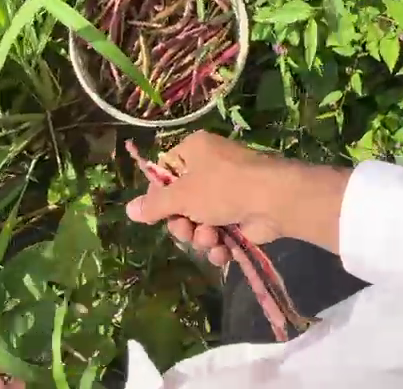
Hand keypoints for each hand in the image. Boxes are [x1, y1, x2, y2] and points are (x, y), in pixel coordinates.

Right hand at [125, 132, 349, 257]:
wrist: (273, 200)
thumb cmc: (223, 187)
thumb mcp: (183, 195)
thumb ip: (155, 205)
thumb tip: (129, 209)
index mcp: (195, 150)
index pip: (165, 172)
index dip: (159, 197)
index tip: (157, 214)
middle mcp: (210, 167)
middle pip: (181, 203)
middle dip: (183, 224)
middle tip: (187, 231)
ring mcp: (226, 192)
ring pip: (199, 222)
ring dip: (201, 237)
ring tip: (211, 239)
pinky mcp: (240, 214)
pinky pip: (218, 233)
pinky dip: (218, 245)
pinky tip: (222, 251)